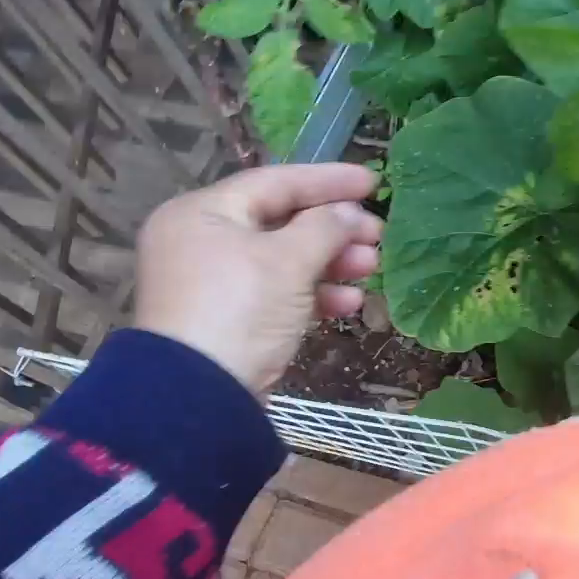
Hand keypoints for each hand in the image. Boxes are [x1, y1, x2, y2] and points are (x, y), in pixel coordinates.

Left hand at [133, 163, 382, 393]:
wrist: (200, 397)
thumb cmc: (240, 310)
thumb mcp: (288, 261)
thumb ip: (325, 227)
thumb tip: (350, 213)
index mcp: (203, 214)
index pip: (275, 182)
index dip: (328, 181)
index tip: (373, 182)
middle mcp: (203, 242)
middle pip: (282, 223)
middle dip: (335, 229)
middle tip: (378, 234)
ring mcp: (216, 284)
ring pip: (285, 261)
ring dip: (332, 263)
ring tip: (372, 268)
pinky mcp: (231, 320)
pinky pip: (278, 294)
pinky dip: (314, 294)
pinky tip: (350, 303)